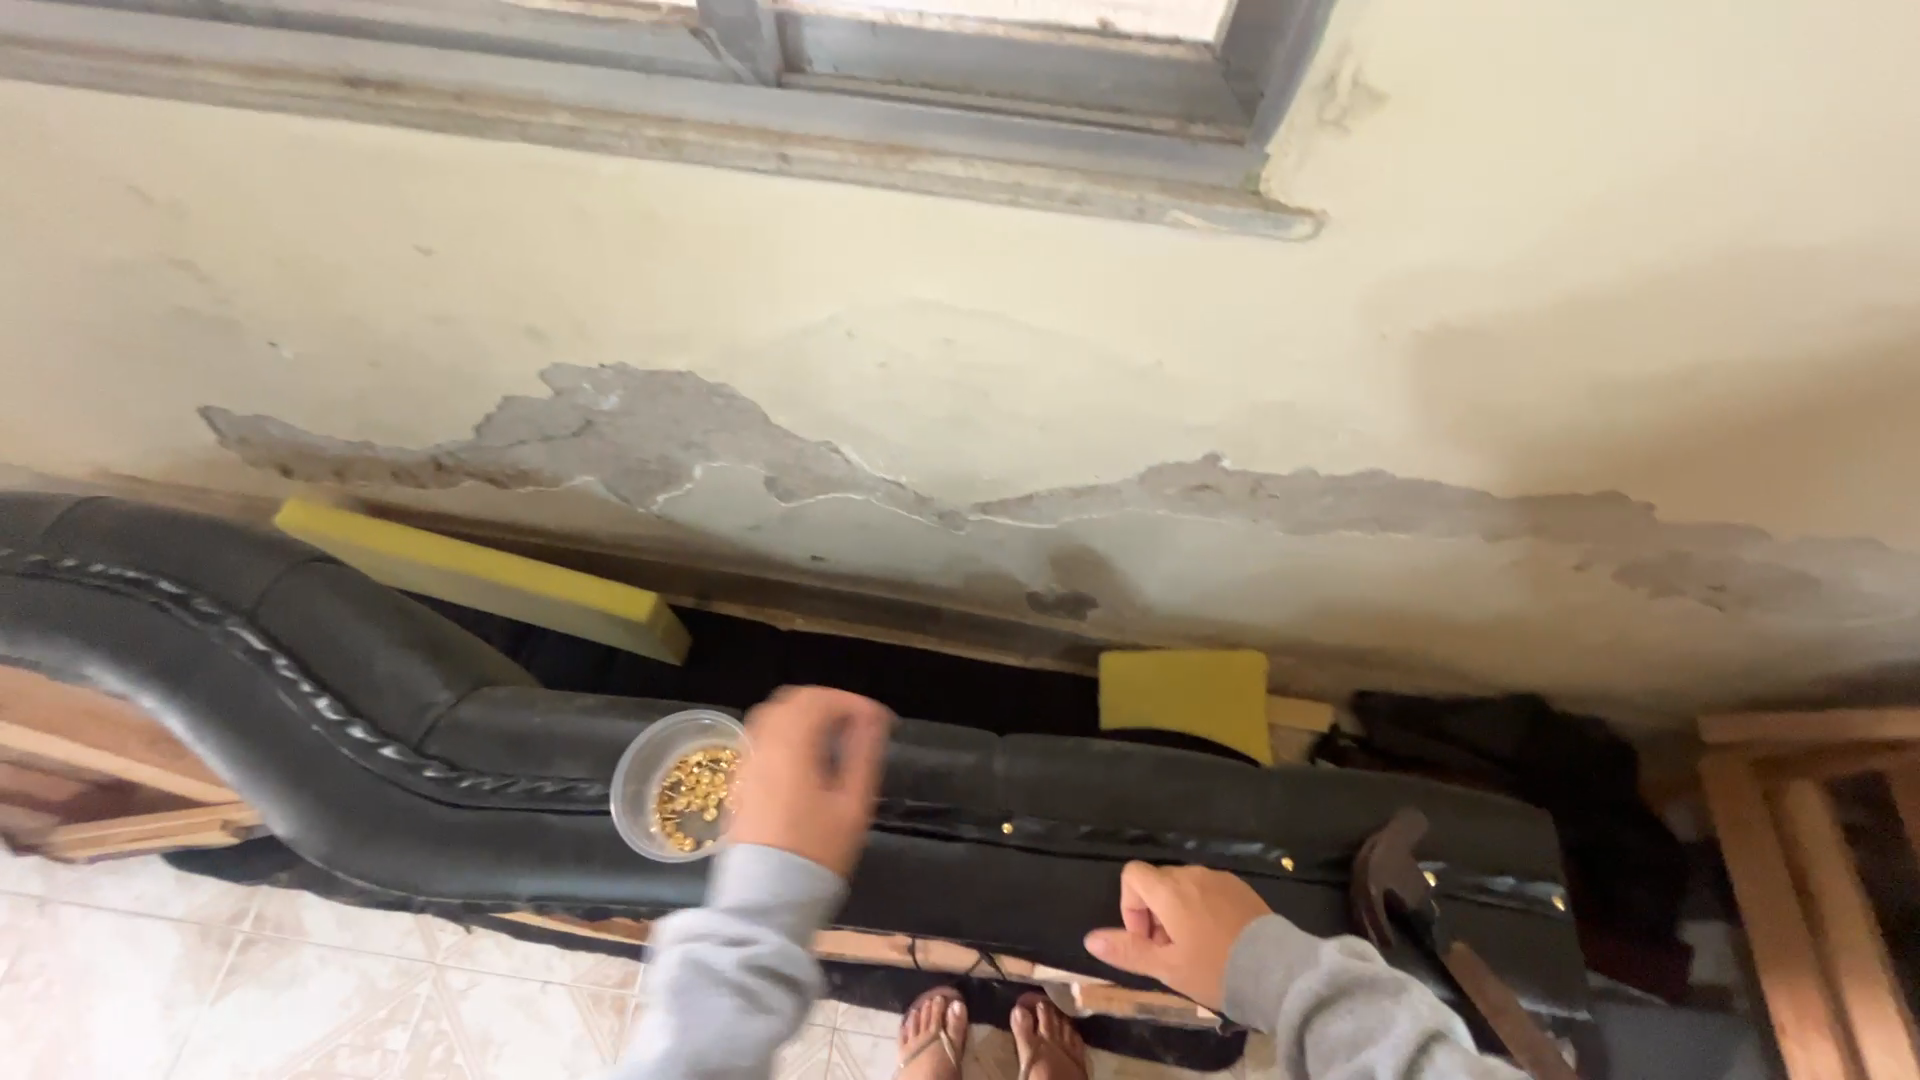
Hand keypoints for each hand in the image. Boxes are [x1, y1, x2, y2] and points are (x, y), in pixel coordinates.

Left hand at [728, 686, 893, 877]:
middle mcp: (763, 745)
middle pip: (794, 700)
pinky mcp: (740, 779)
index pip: (821, 700)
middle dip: (829, 702)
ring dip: (806, 713)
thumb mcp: (853, 805)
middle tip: (858, 722)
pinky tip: (806, 754)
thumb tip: (873, 719)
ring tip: (834, 734)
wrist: (766, 900)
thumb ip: (864, 754)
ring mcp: (747, 762)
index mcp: (792, 747)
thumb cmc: (817, 852)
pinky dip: (786, 730)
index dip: (854, 702)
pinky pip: (761, 736)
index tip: (879, 720)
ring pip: (773, 714)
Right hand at [1082, 861, 1272, 1009]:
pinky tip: (1219, 939)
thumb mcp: (1167, 968)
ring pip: (1184, 887)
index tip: (1147, 939)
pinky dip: (1203, 908)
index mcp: (1169, 890)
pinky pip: (1208, 890)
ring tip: (1196, 948)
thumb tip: (1090, 938)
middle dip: (1155, 914)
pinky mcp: (1239, 887)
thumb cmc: (1215, 970)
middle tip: (1172, 952)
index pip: (1132, 875)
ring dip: (1179, 911)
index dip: (1130, 905)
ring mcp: (1218, 878)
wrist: (1278, 973)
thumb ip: (1128, 950)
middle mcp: (1191, 874)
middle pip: (1158, 883)